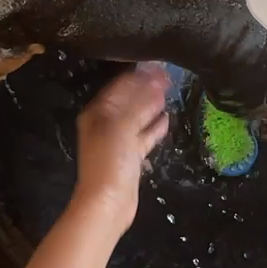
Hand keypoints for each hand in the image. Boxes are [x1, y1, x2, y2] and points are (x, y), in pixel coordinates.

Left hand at [71, 62, 170, 231]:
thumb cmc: (111, 161)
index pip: (119, 86)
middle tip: (168, 77)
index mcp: (98, 113)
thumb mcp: (123, 126)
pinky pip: (143, 135)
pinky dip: (154, 127)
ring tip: (169, 94)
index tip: (158, 65)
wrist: (108, 202)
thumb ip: (139, 103)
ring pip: (137, 117)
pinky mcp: (129, 156)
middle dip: (146, 89)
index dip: (138, 75)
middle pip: (128, 100)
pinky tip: (167, 119)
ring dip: (151, 106)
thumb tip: (155, 81)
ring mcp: (117, 141)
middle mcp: (105, 124)